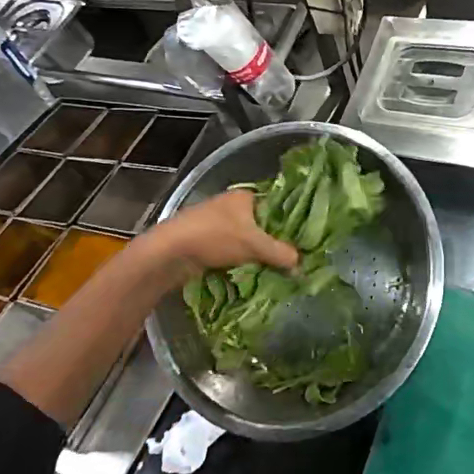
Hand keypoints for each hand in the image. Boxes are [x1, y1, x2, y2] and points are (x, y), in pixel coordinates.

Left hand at [135, 190, 298, 282]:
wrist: (170, 252)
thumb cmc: (215, 237)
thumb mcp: (254, 244)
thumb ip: (280, 252)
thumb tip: (300, 263)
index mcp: (245, 197)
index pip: (276, 207)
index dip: (290, 224)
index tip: (303, 243)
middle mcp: (232, 207)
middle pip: (262, 226)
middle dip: (274, 244)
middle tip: (292, 262)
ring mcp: (217, 225)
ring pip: (247, 242)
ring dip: (257, 256)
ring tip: (277, 272)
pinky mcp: (207, 243)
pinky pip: (233, 253)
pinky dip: (242, 263)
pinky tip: (253, 276)